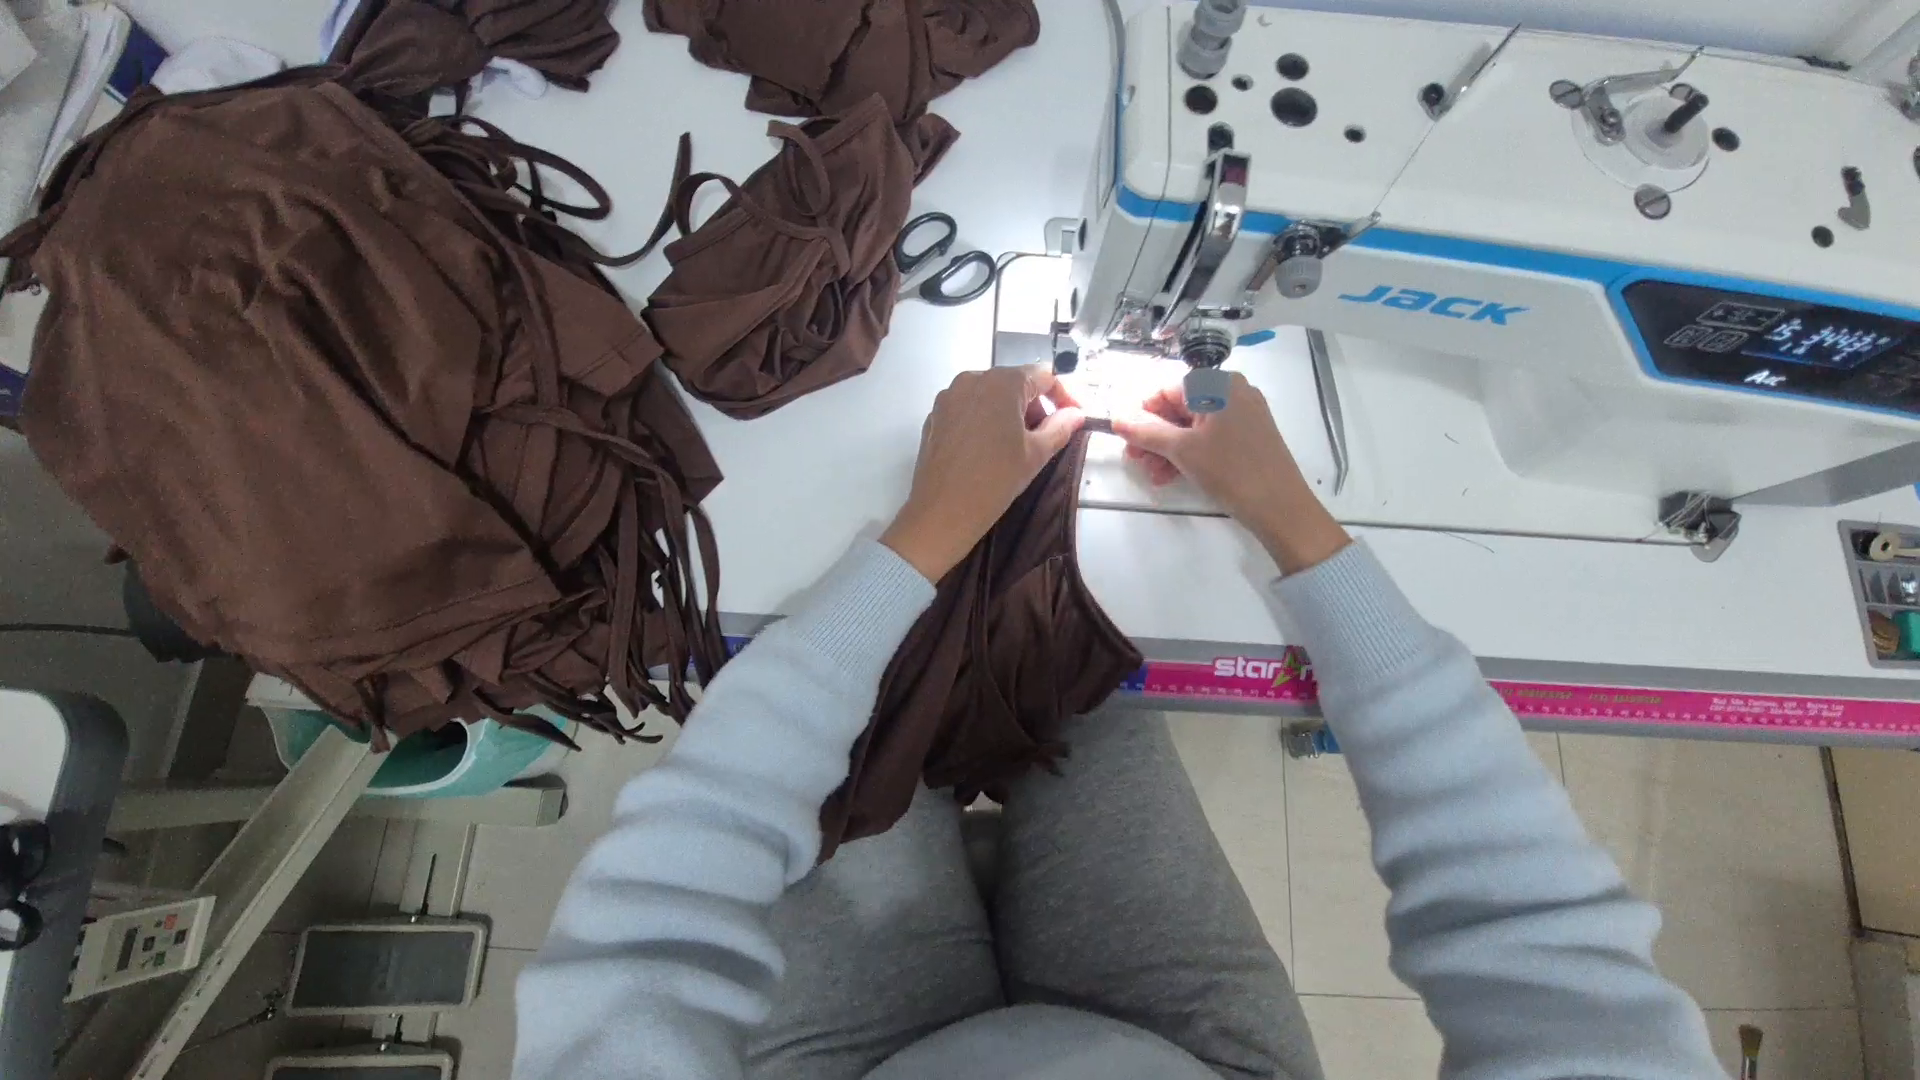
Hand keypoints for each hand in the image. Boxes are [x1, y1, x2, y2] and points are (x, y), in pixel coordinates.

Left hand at [881, 364, 1084, 580]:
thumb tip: (1075, 413)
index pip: (1044, 376)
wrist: (943, 510)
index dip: (1064, 396)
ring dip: (1008, 412)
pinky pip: (967, 408)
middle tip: (1044, 437)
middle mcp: (972, 379)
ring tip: (1015, 445)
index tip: (1073, 417)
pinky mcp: (934, 415)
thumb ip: (1060, 427)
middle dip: (1034, 406)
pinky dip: (983, 420)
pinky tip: (986, 450)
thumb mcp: (1036, 454)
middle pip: (1014, 382)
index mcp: (1003, 382)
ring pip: (989, 394)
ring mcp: (949, 396)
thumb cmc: (996, 479)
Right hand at [1110, 372, 1348, 572]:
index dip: (1143, 415)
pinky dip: (1190, 453)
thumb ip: (1146, 432)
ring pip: (1192, 426)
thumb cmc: (1229, 470)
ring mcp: (1243, 413)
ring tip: (1154, 476)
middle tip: (1136, 461)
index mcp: (1217, 384)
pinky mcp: (1249, 435)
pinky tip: (1172, 476)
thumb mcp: (1182, 450)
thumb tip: (1116, 419)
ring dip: (1168, 450)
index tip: (1128, 441)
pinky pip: (1209, 437)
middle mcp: (1232, 391)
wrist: (1279, 506)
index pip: (1166, 390)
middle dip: (1154, 437)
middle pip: (1179, 408)